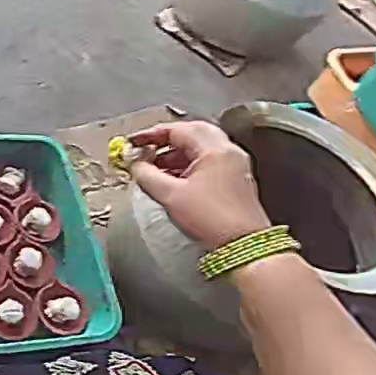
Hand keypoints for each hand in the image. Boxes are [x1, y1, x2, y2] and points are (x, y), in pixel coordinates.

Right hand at [128, 121, 272, 250]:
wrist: (242, 244)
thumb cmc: (211, 219)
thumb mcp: (170, 196)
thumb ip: (147, 176)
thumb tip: (136, 166)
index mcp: (215, 149)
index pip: (177, 130)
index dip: (150, 135)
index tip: (133, 142)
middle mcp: (228, 152)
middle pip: (191, 134)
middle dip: (164, 141)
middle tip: (144, 149)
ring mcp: (234, 165)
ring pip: (199, 149)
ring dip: (174, 154)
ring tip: (153, 167)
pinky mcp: (234, 179)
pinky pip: (207, 163)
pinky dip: (187, 165)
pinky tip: (171, 179)